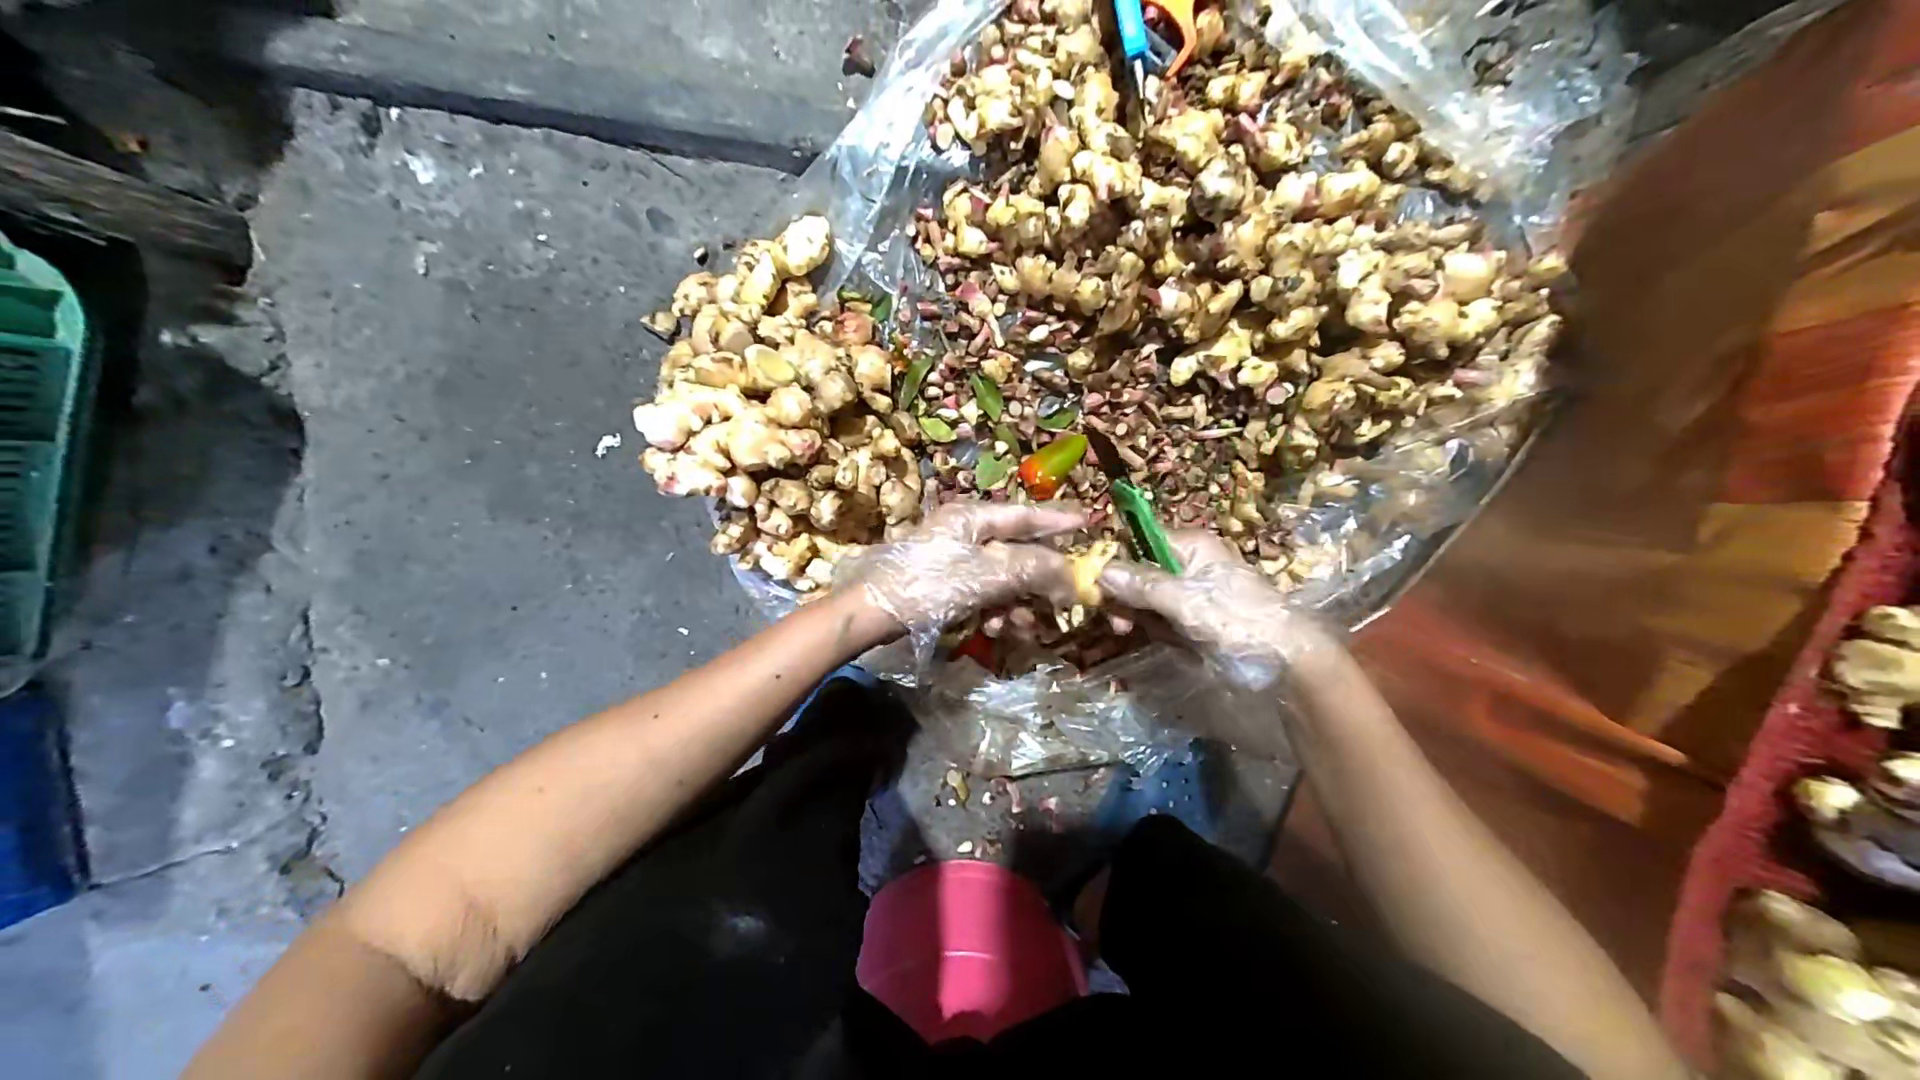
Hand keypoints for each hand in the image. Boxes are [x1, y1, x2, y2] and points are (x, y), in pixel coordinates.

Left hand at [833, 501, 1084, 643]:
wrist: (869, 615)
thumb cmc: (928, 585)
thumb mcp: (986, 575)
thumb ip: (1032, 568)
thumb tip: (1071, 572)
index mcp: (971, 517)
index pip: (1024, 514)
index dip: (1058, 520)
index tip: (1089, 521)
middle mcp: (963, 532)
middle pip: (1016, 550)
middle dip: (1039, 578)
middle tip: (1065, 597)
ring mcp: (952, 559)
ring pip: (1001, 577)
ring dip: (1017, 602)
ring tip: (1023, 626)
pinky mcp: (943, 585)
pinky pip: (982, 593)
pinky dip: (994, 610)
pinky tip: (997, 628)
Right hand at [1097, 530, 1336, 689]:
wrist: (1285, 664)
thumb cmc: (1239, 621)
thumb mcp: (1187, 600)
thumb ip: (1143, 585)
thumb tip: (1101, 570)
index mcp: (1191, 546)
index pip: (1139, 542)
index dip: (1116, 562)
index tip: (1098, 588)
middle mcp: (1187, 564)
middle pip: (1138, 571)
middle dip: (1124, 595)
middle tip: (1118, 622)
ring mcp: (1189, 593)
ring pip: (1144, 598)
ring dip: (1135, 615)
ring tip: (1130, 631)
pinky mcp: (1191, 620)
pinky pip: (1158, 619)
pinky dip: (1152, 630)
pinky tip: (1154, 639)